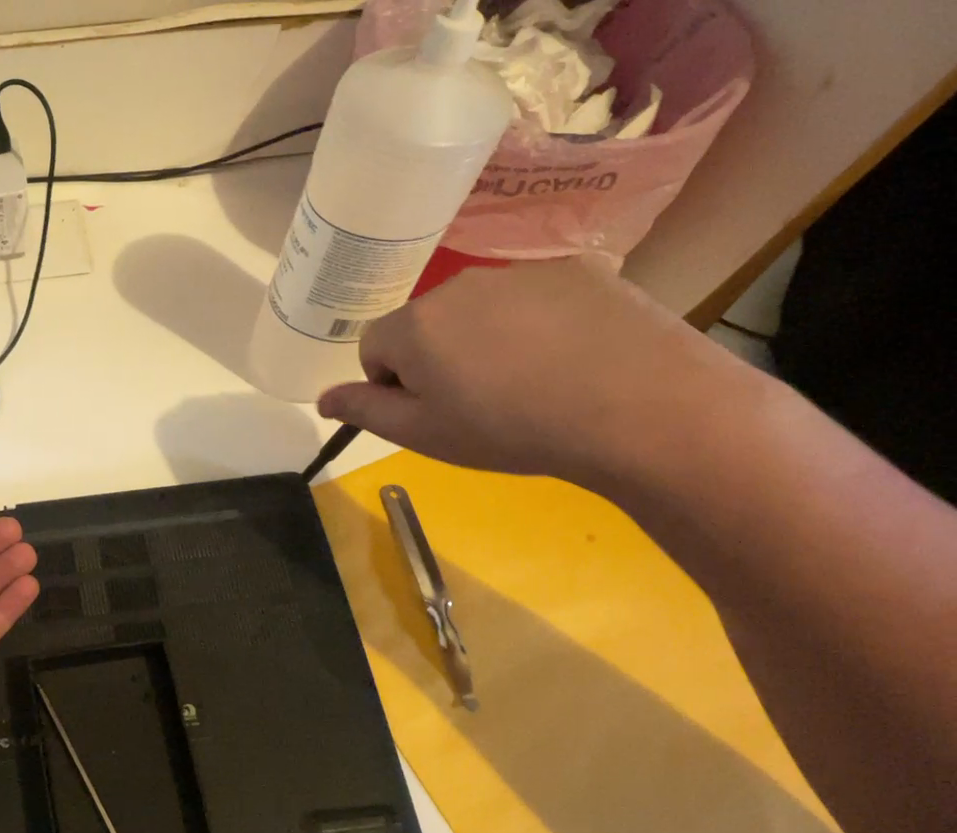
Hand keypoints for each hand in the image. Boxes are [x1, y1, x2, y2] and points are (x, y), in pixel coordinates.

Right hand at [316, 258, 755, 486]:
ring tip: (531, 383)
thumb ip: (365, 411)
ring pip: (480, 310)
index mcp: (414, 324)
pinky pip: (534, 297)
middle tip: (479, 403)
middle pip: (425, 324)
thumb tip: (322, 399)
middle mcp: (458, 284)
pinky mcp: (579, 268)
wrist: (639, 408)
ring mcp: (522, 271)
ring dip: (486, 340)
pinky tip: (570, 358)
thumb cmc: (510, 430)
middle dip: (438, 358)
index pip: (374, 348)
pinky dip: (538, 323)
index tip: (432, 413)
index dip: (393, 385)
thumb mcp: (423, 435)